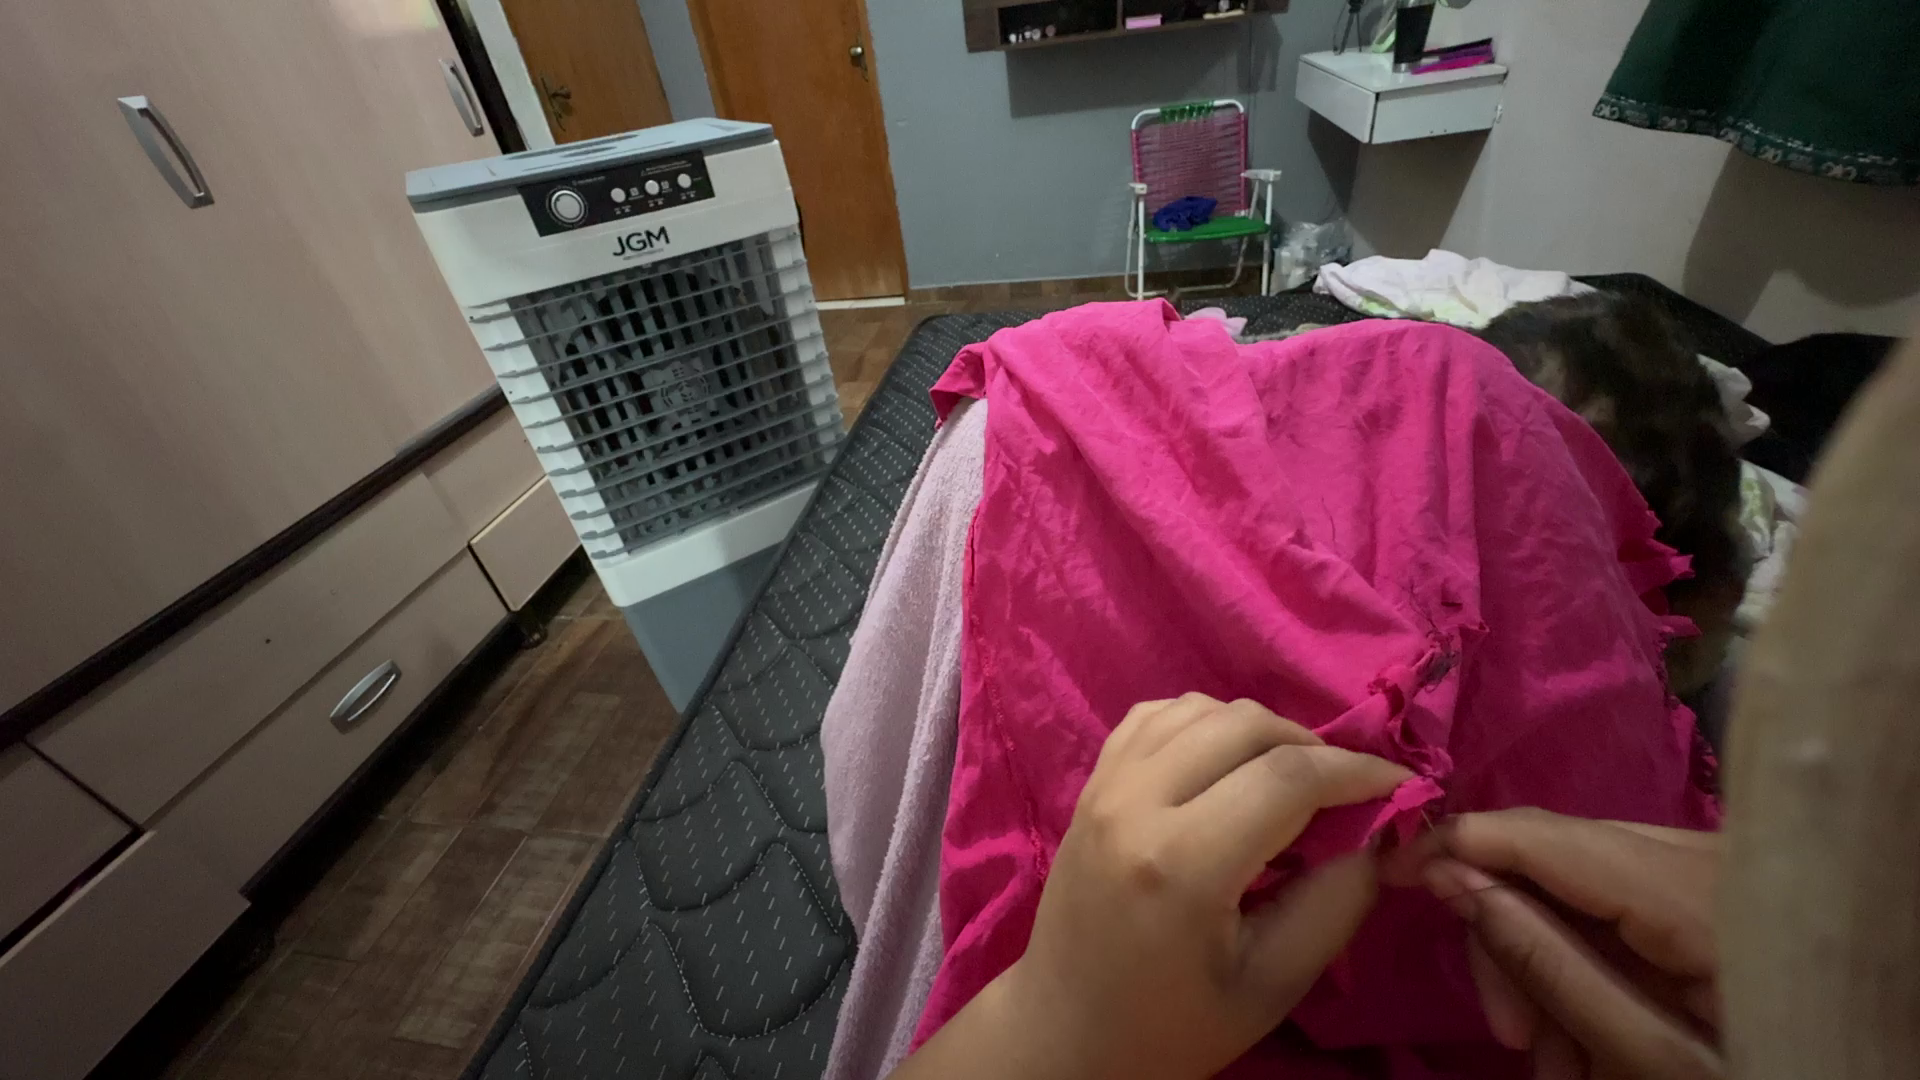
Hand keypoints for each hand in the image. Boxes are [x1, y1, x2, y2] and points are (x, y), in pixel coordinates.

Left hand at [899, 693, 1409, 1079]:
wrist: (1066, 1021)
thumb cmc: (1172, 1022)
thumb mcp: (1271, 983)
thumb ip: (1334, 900)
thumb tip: (1379, 830)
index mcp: (1180, 862)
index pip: (1285, 778)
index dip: (1357, 771)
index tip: (1401, 784)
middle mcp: (1134, 801)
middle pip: (1242, 724)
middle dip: (1311, 745)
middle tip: (1345, 787)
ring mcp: (1104, 783)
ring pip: (1196, 708)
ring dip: (1255, 727)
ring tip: (1287, 774)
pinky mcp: (1090, 780)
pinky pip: (1152, 715)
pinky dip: (1200, 720)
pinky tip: (1222, 758)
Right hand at [1409, 809, 1722, 1079]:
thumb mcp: (1653, 1057)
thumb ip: (1541, 958)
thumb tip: (1442, 876)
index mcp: (1696, 891)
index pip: (1534, 835)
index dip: (1449, 844)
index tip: (1386, 874)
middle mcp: (1699, 852)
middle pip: (1544, 855)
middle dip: (1505, 932)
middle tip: (1506, 1028)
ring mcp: (1709, 864)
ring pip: (1571, 876)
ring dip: (1541, 952)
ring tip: (1548, 1048)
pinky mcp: (1710, 883)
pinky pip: (1612, 896)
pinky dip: (1584, 953)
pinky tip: (1586, 1022)